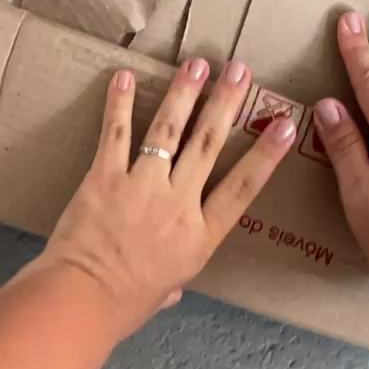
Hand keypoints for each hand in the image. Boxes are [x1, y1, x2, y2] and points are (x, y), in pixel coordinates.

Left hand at [35, 58, 296, 339]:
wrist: (83, 300)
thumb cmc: (123, 305)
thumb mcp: (163, 292)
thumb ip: (173, 279)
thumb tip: (170, 288)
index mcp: (200, 235)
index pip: (243, 187)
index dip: (266, 154)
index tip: (285, 124)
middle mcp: (178, 203)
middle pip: (209, 144)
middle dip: (226, 103)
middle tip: (240, 70)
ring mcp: (143, 185)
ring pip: (169, 130)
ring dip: (185, 93)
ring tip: (197, 63)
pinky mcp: (105, 176)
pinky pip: (116, 133)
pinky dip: (119, 103)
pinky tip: (124, 76)